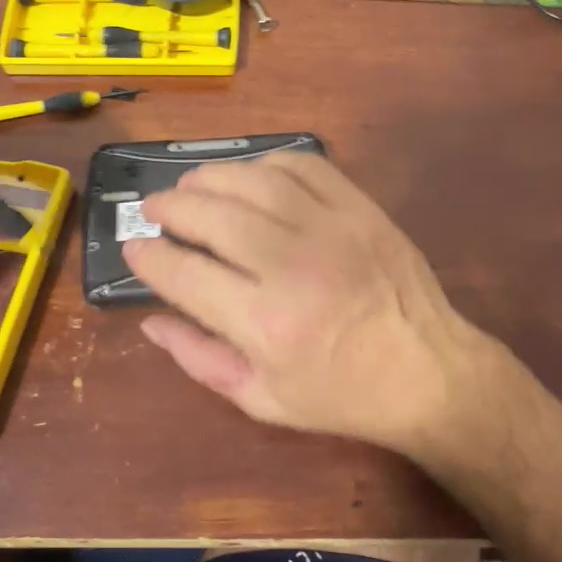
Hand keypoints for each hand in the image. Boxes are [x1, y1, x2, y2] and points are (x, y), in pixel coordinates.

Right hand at [122, 152, 498, 450]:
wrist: (426, 371)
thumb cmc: (341, 394)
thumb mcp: (263, 399)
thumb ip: (200, 358)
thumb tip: (150, 319)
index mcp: (265, 323)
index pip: (185, 273)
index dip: (150, 256)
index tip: (135, 247)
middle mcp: (293, 266)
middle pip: (213, 215)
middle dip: (172, 207)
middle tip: (155, 208)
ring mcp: (332, 228)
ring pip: (254, 180)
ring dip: (212, 177)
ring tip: (191, 186)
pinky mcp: (360, 208)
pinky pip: (305, 166)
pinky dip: (268, 162)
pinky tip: (250, 175)